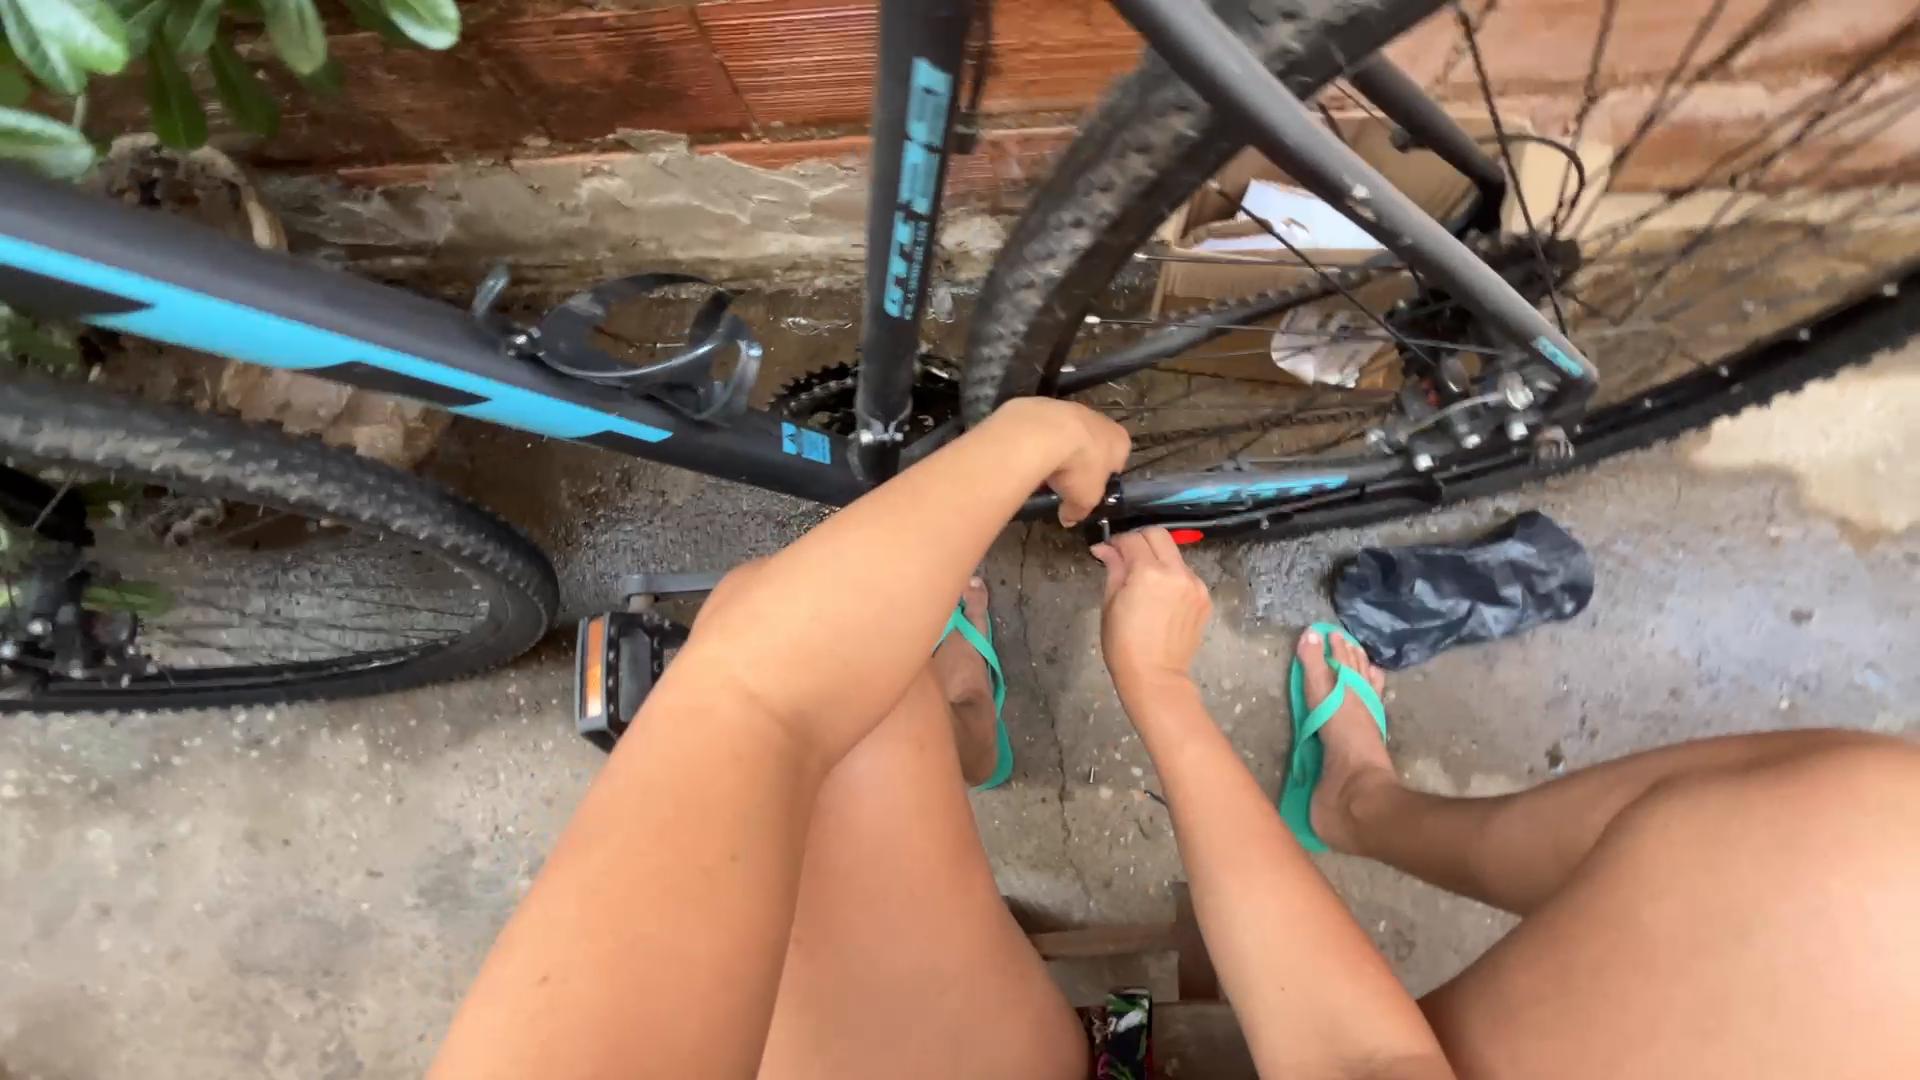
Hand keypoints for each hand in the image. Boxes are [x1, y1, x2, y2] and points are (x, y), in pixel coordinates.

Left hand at [986, 398, 1129, 526]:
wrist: (1044, 433)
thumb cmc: (1078, 468)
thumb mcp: (1084, 499)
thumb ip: (1078, 510)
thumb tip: (1068, 519)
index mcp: (1119, 440)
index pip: (1118, 458)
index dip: (1103, 474)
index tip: (1088, 487)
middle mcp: (1100, 420)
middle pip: (1092, 443)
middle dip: (1080, 460)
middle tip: (1065, 479)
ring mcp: (1071, 408)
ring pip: (1067, 432)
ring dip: (1057, 447)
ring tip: (1042, 468)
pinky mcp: (1044, 404)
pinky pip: (1043, 427)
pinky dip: (1037, 439)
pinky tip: (1027, 453)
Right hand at [1091, 527, 1211, 699]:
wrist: (1155, 676)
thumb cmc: (1123, 644)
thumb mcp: (1110, 603)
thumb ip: (1113, 568)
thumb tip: (1105, 548)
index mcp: (1148, 572)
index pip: (1133, 538)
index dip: (1117, 542)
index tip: (1110, 551)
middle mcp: (1176, 571)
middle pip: (1159, 534)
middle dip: (1141, 540)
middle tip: (1128, 556)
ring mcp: (1195, 584)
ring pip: (1175, 554)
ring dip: (1158, 558)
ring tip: (1145, 581)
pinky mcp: (1205, 597)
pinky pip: (1186, 574)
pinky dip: (1172, 576)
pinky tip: (1162, 597)